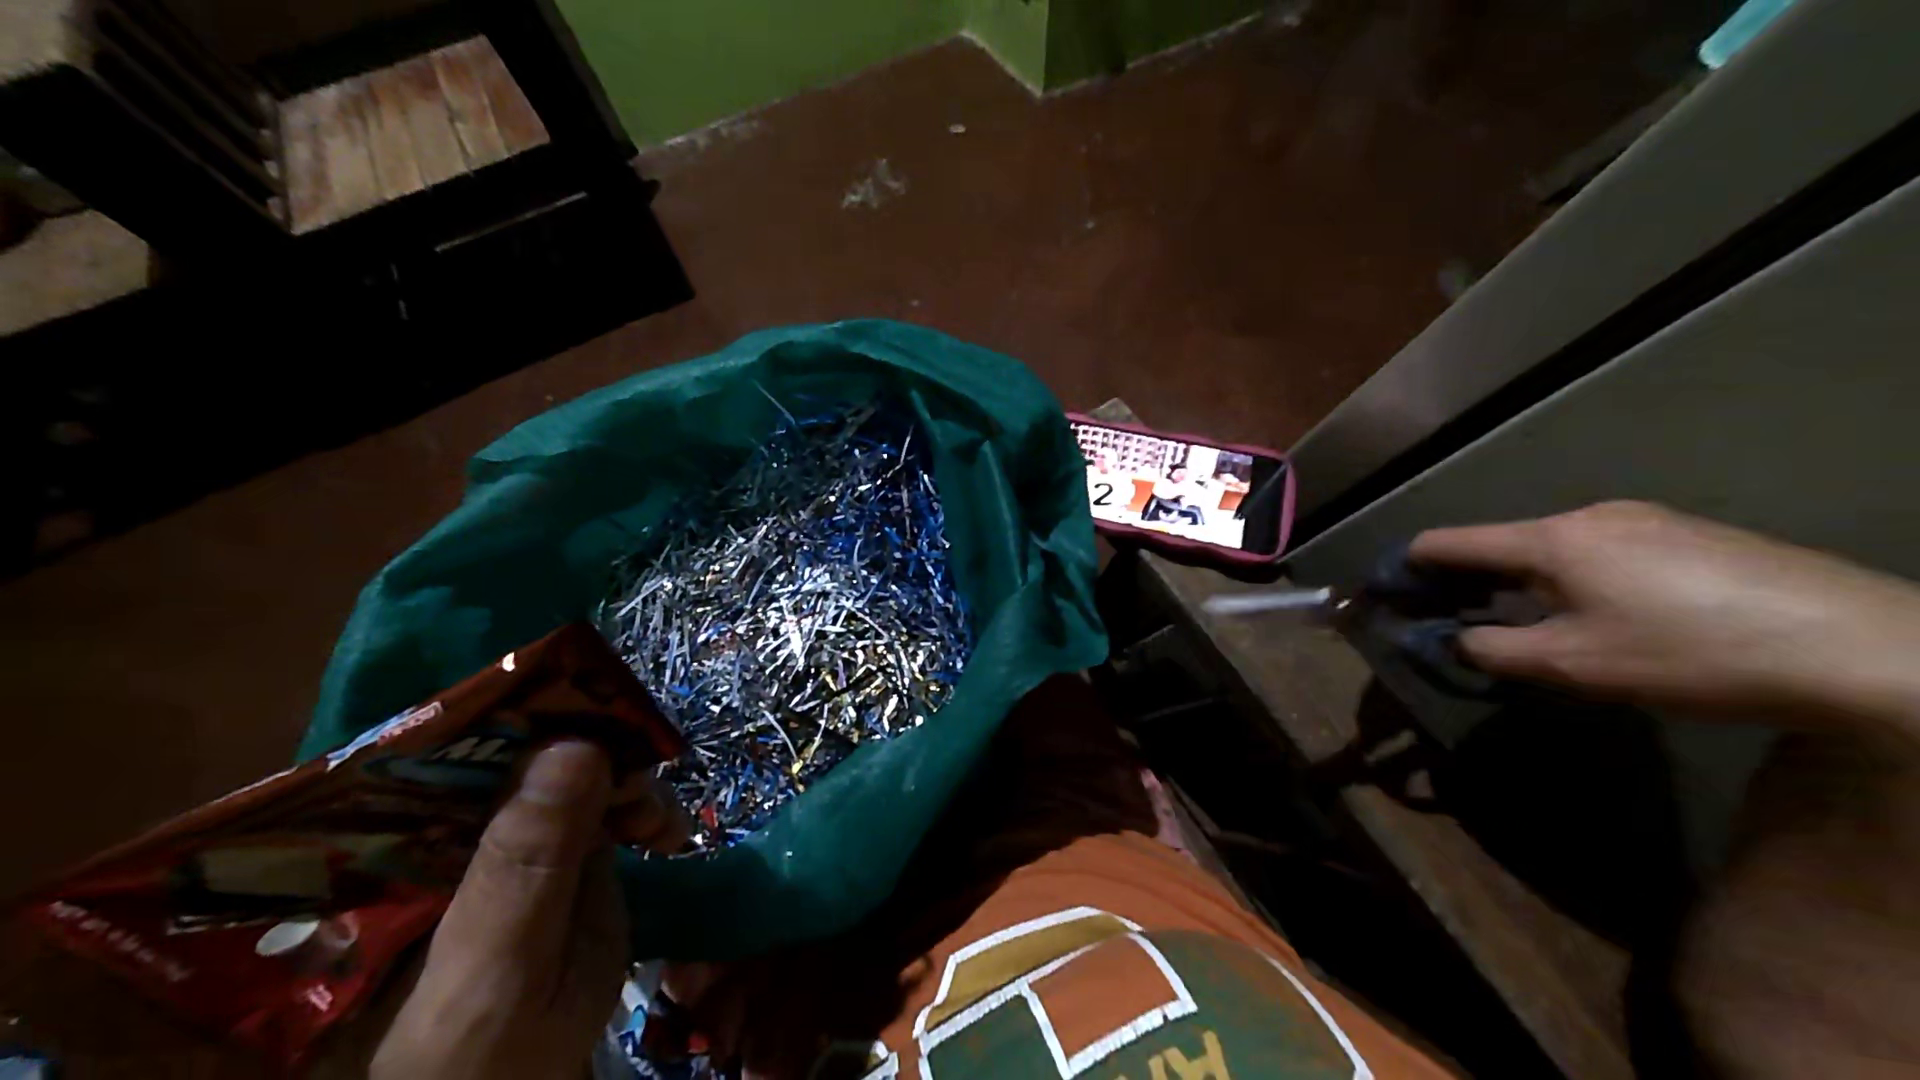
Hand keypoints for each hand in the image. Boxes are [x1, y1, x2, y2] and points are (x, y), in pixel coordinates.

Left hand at [366, 741, 680, 1079]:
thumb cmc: (478, 1043)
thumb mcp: (502, 953)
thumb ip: (529, 859)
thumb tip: (576, 743)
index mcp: (418, 835)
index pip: (465, 741)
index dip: (530, 709)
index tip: (597, 702)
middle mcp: (468, 823)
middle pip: (537, 748)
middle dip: (602, 749)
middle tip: (641, 780)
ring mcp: (525, 840)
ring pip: (587, 771)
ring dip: (633, 782)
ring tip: (658, 822)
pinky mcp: (571, 858)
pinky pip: (615, 807)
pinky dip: (650, 810)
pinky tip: (668, 835)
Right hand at [1410, 501, 1919, 736]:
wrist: (1869, 648)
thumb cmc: (1692, 653)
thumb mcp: (1573, 665)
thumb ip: (1492, 649)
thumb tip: (1456, 639)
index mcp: (1550, 540)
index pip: (1450, 542)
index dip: (1408, 565)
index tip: (1387, 592)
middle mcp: (1589, 516)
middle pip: (1500, 544)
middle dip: (1467, 581)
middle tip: (1458, 623)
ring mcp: (1645, 520)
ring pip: (1552, 550)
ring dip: (1523, 584)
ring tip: (1534, 627)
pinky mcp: (1691, 535)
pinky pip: (1600, 552)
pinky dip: (1572, 580)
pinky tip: (1607, 618)